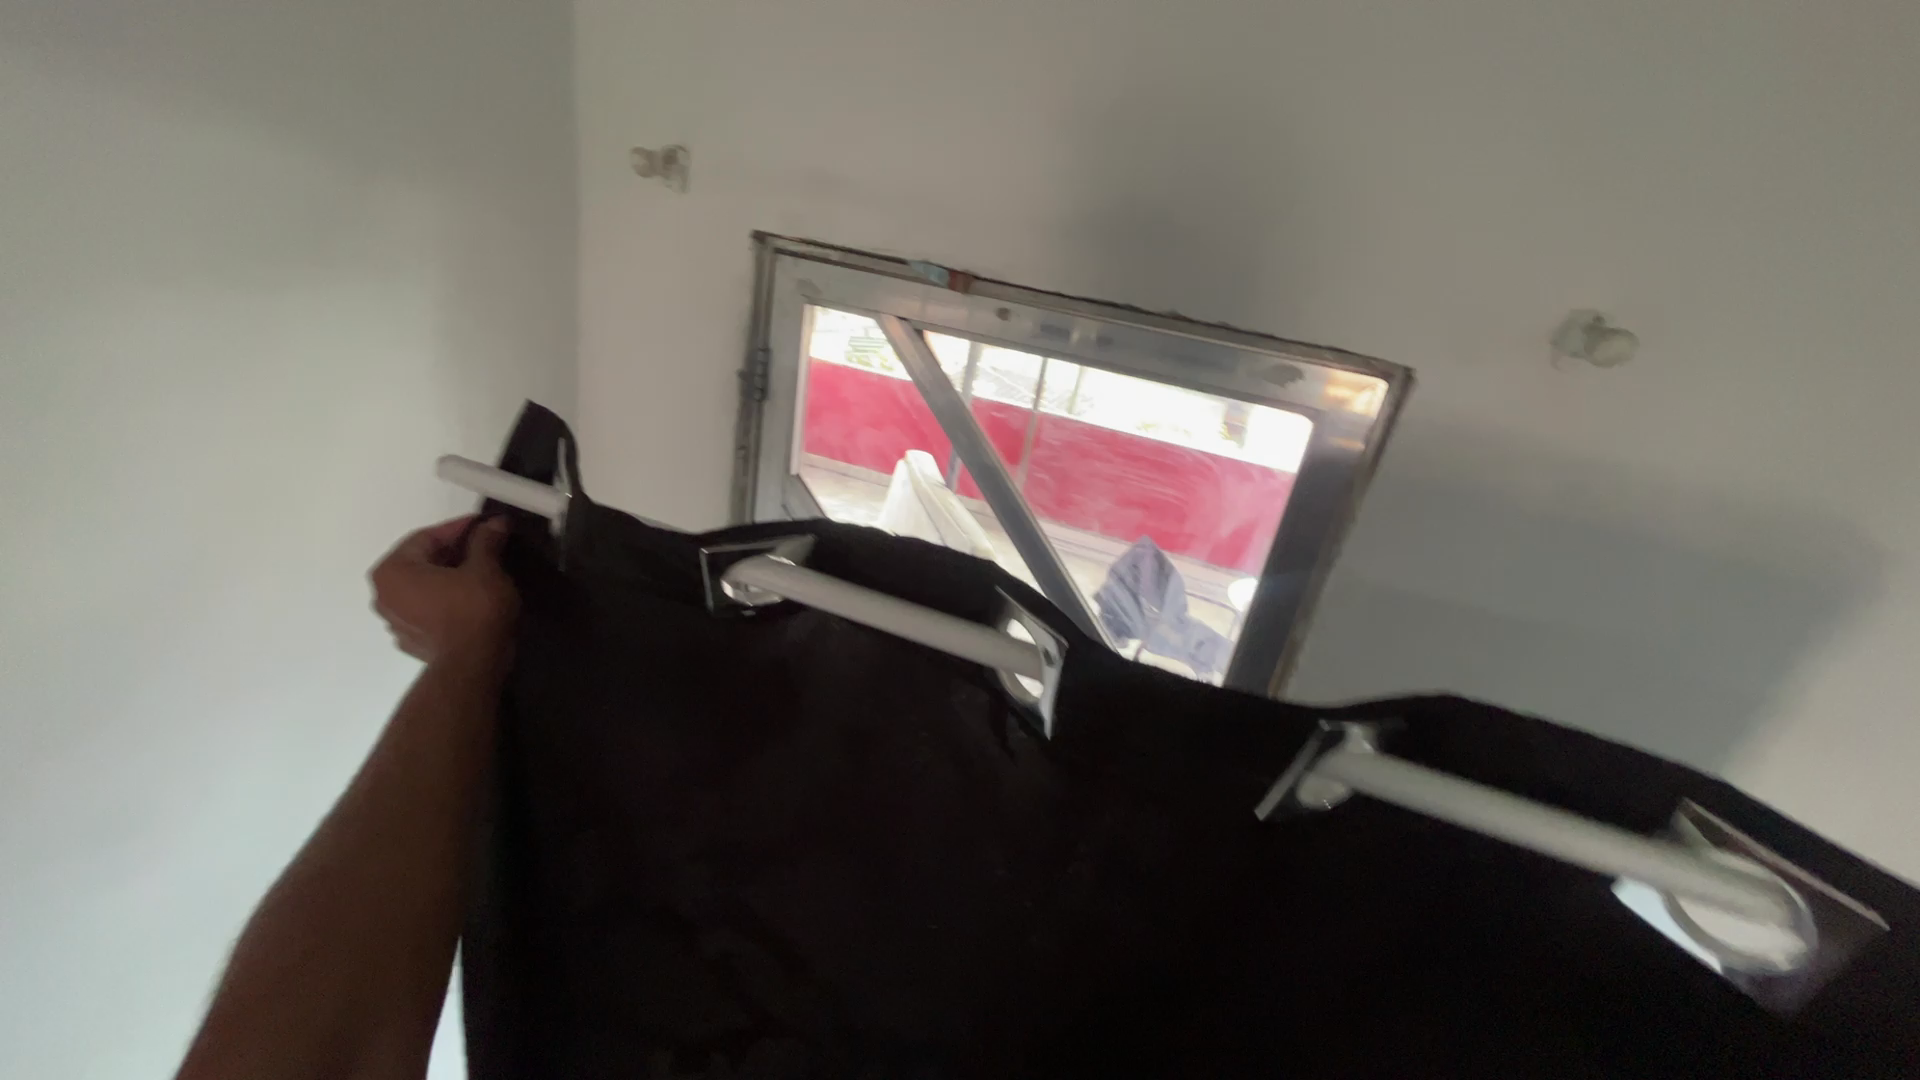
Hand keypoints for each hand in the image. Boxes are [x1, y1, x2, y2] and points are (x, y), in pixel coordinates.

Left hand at [370, 516, 517, 664]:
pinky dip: (445, 601)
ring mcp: (394, 621)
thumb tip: (494, 523)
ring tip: (479, 573)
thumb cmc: (474, 609)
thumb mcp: (486, 569)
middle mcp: (383, 594)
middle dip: (453, 553)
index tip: (485, 524)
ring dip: (448, 578)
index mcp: (392, 571)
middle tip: (485, 546)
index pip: (425, 537)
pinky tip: (469, 601)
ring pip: (422, 588)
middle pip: (420, 562)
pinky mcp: (411, 641)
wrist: (473, 663)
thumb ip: (485, 542)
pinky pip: (426, 611)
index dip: (458, 528)